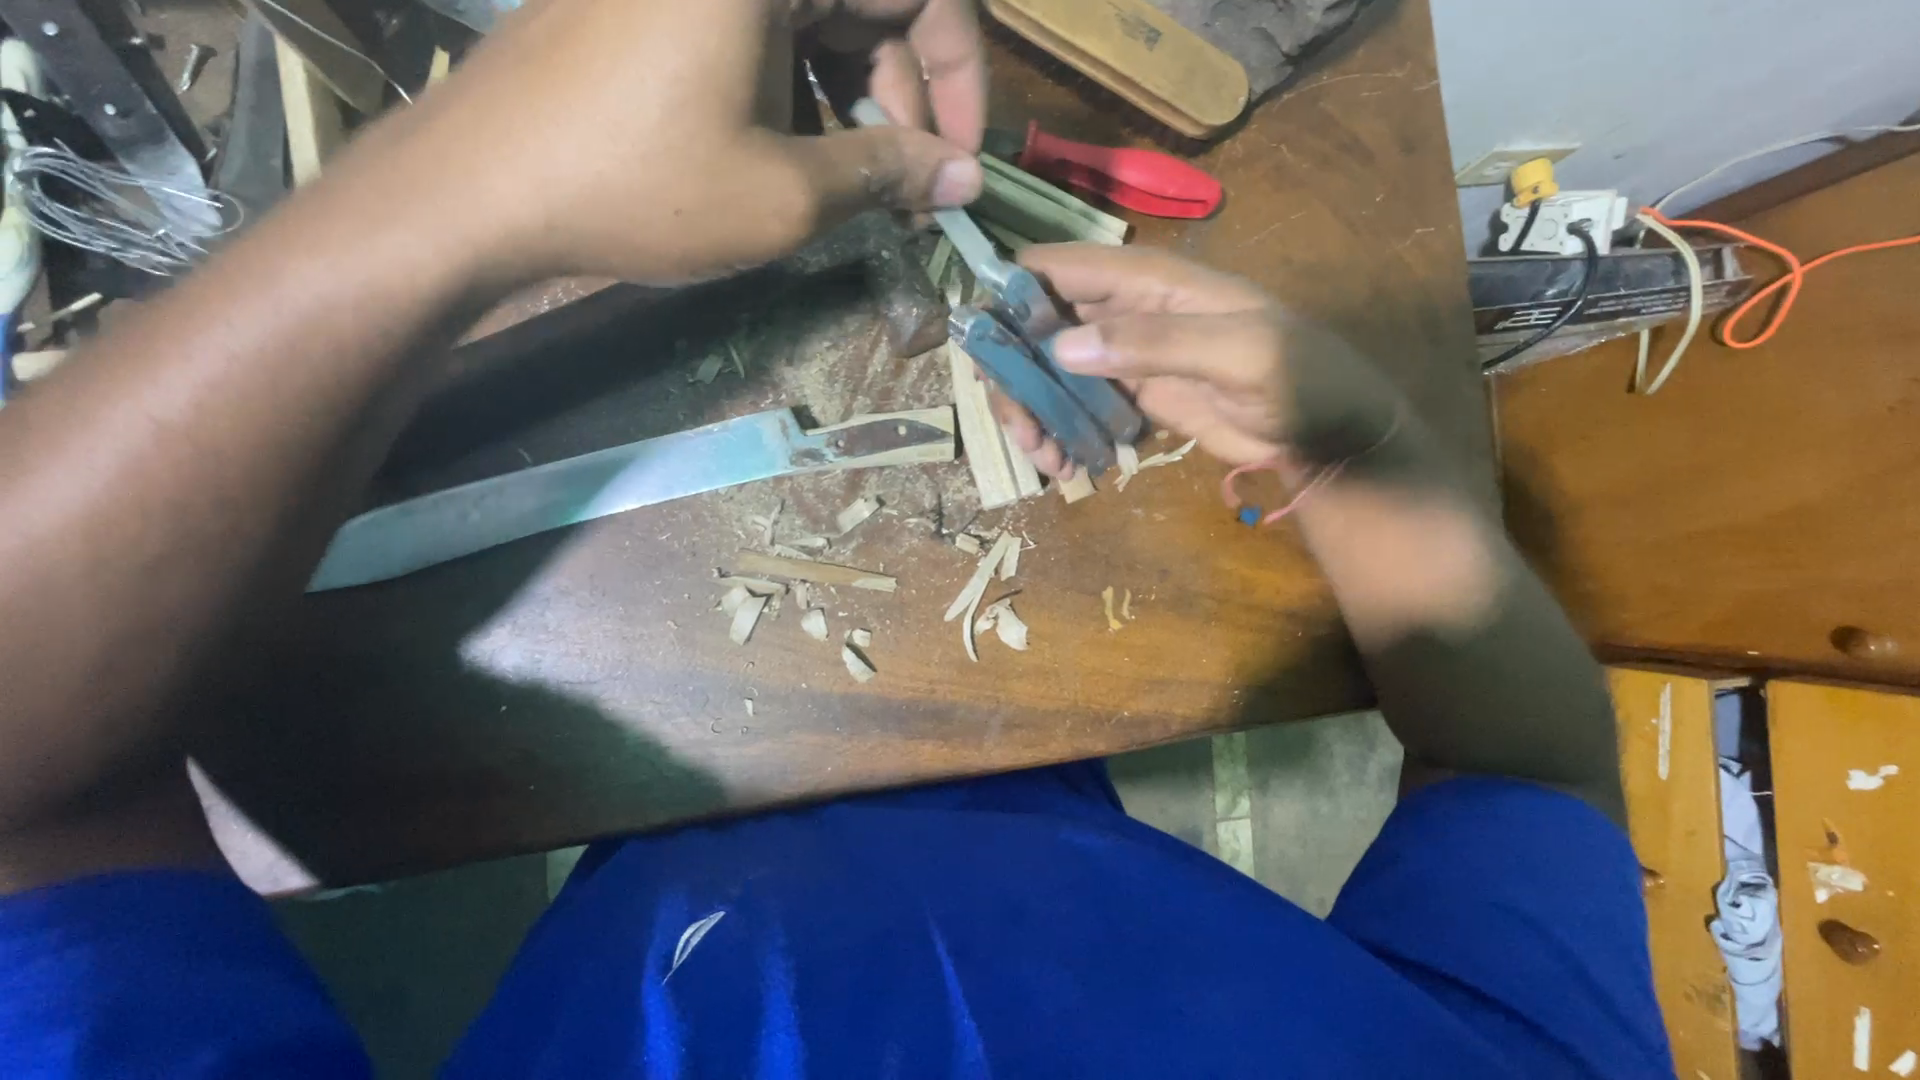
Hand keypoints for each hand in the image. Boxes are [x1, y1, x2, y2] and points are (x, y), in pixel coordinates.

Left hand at [345, 0, 986, 287]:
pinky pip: (763, 31)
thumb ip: (889, 172)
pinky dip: (801, 94)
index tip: (961, 159)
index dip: (960, 74)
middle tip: (913, 194)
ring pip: (818, 23)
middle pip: (868, 4)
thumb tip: (966, 178)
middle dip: (906, 103)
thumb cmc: (640, 186)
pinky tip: (805, 162)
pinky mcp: (661, 2)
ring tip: (861, 194)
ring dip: (856, 108)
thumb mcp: (785, 194)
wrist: (477, 191)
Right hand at [992, 244, 1400, 476]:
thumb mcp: (1240, 353)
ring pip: (1049, 371)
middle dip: (1014, 372)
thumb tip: (1062, 347)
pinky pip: (1075, 408)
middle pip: (1040, 325)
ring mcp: (1125, 358)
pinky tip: (1065, 466)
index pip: (1061, 267)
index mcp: (1151, 283)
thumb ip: (1157, 344)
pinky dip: (1059, 433)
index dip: (1011, 293)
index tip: (982, 343)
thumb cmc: (1301, 379)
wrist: (1328, 434)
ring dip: (1032, 411)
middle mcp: (1127, 313)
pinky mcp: (1129, 398)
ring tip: (1044, 458)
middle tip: (1018, 427)